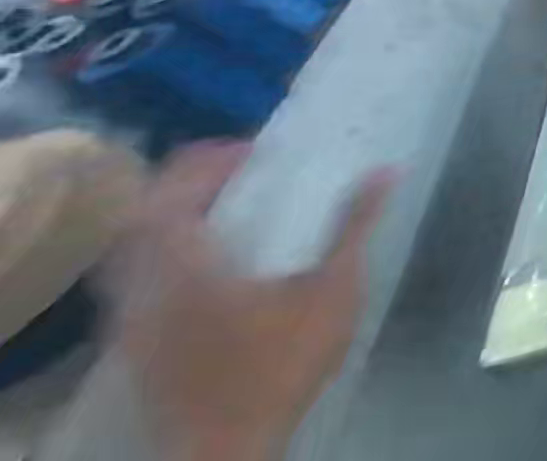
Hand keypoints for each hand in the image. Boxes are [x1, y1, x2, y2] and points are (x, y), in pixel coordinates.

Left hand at [105, 142, 394, 460]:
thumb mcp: (336, 287)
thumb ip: (354, 226)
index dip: (203, 166)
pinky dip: (165, 245)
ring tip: (225, 200)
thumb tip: (384, 170)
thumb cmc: (286, 357)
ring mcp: (133, 318)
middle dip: (183, 184)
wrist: (231, 439)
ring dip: (171, 214)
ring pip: (130, 250)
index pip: (172, 202)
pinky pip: (135, 274)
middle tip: (237, 166)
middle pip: (140, 221)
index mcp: (190, 271)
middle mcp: (147, 289)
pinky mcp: (137, 337)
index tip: (252, 147)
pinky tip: (207, 250)